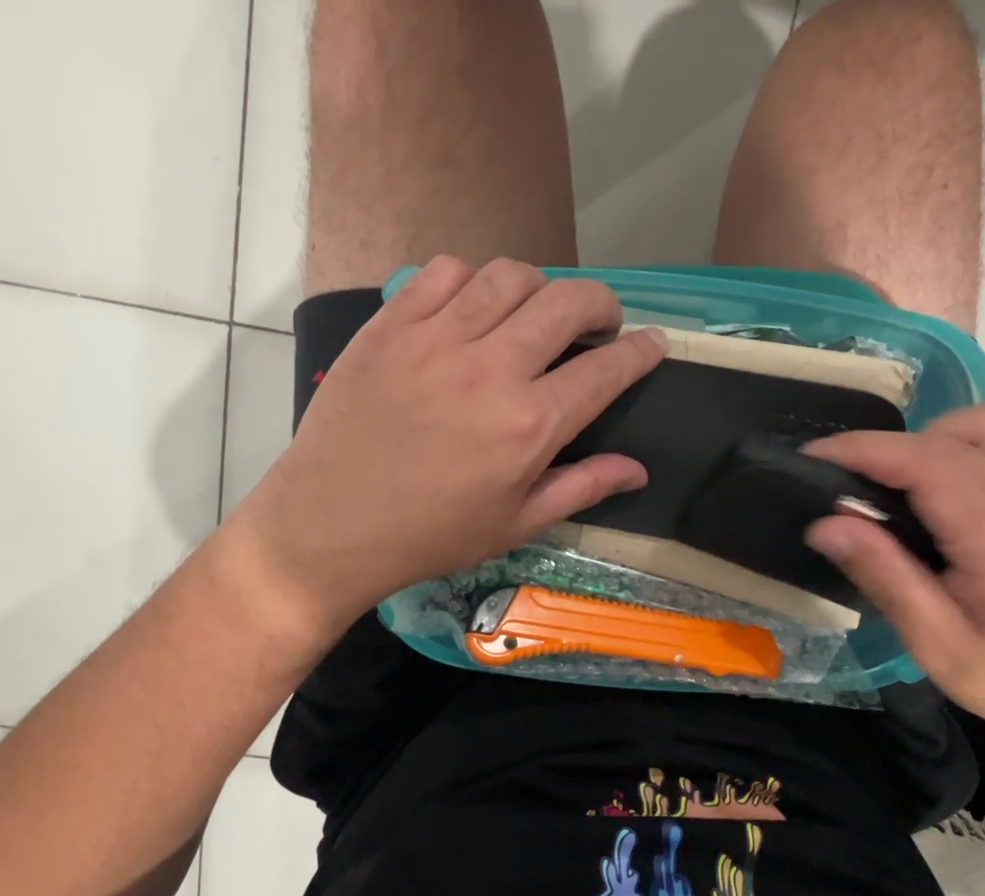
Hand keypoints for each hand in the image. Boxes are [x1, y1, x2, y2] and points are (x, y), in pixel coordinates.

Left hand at [229, 256, 665, 627]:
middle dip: (601, 304)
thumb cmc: (429, 534)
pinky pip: (444, 272)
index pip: (607, 368)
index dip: (641, 350)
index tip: (653, 343)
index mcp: (530, 425)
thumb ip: (581, 487)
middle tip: (599, 322)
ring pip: (509, 276)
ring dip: (539, 288)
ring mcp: (437, 339)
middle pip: (567, 303)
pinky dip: (471, 280)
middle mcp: (491, 369)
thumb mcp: (515, 524)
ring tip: (535, 312)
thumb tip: (639, 470)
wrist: (331, 524)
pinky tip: (471, 308)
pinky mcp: (391, 325)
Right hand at [804, 402, 984, 755]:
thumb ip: (883, 575)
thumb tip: (824, 524)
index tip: (810, 460)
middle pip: (953, 435)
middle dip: (889, 448)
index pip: (924, 461)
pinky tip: (971, 470)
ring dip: (940, 436)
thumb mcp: (937, 644)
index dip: (861, 450)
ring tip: (905, 484)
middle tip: (850, 492)